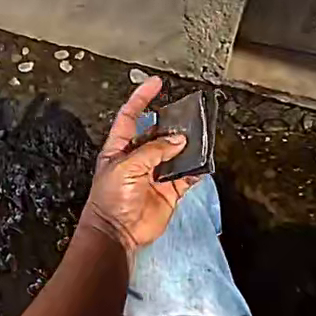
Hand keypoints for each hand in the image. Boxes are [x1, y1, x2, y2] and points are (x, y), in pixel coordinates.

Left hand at [78, 76, 198, 257]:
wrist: (117, 232)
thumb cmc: (111, 199)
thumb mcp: (127, 167)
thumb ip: (154, 151)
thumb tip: (178, 140)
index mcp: (119, 149)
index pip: (130, 116)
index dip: (141, 98)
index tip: (156, 83)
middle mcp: (137, 159)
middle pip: (158, 134)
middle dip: (172, 124)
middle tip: (188, 115)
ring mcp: (154, 174)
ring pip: (175, 153)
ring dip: (187, 146)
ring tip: (200, 135)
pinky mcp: (168, 191)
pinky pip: (186, 175)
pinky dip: (196, 168)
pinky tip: (204, 161)